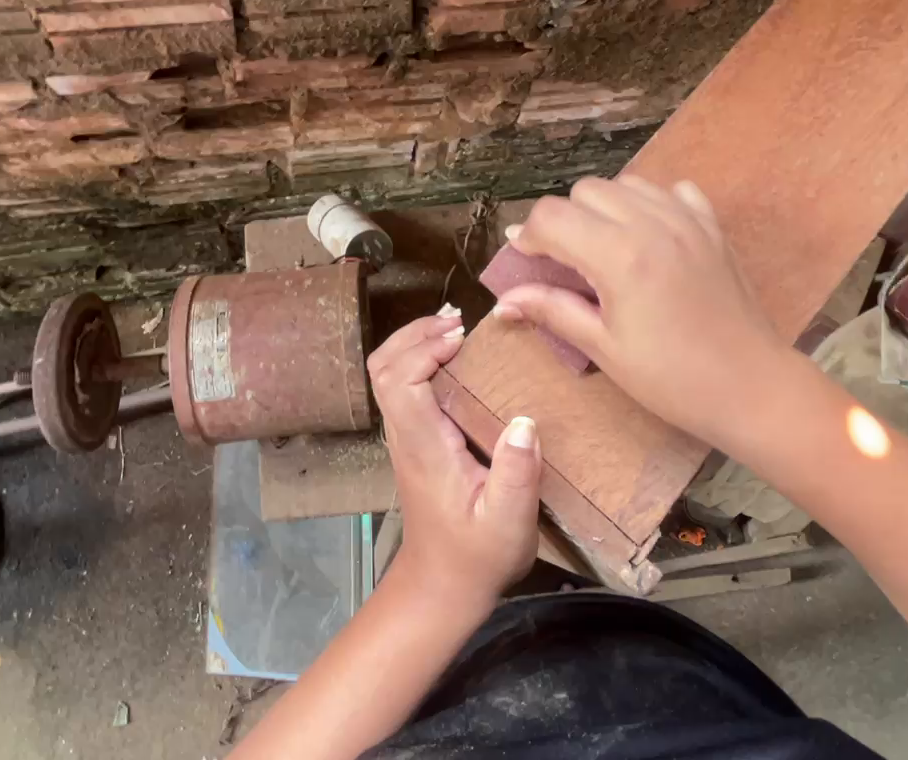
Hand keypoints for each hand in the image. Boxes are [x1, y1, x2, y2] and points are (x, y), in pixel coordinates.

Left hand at [369, 311, 541, 608]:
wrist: (442, 585)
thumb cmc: (476, 557)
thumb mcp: (508, 524)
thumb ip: (516, 475)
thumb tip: (524, 421)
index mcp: (423, 446)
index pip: (400, 380)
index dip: (424, 348)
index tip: (463, 339)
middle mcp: (404, 434)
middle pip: (383, 367)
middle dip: (414, 334)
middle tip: (459, 321)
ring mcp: (404, 436)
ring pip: (387, 373)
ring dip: (414, 342)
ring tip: (456, 329)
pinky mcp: (413, 440)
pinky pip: (402, 386)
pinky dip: (420, 359)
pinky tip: (455, 358)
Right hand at [493, 174, 793, 447]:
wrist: (750, 387)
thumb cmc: (671, 378)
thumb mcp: (604, 348)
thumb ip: (552, 311)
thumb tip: (504, 300)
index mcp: (619, 256)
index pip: (551, 217)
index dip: (530, 237)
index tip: (530, 264)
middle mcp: (651, 223)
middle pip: (584, 191)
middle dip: (564, 220)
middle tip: (567, 263)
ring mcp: (686, 219)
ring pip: (625, 184)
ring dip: (604, 208)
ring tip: (606, 248)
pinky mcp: (712, 226)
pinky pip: (671, 190)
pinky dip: (650, 204)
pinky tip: (649, 237)